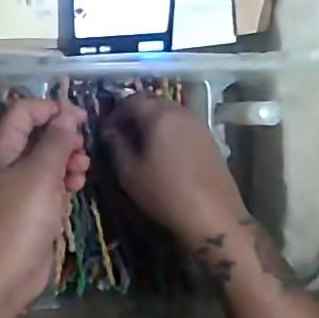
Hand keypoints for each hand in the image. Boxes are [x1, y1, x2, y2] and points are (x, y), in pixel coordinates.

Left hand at [0, 98, 88, 317]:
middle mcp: (8, 163)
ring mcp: (19, 186)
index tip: (79, 116)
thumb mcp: (41, 174)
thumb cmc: (20, 219)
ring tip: (83, 168)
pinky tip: (78, 186)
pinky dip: (65, 180)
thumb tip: (66, 115)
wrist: (4, 274)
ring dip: (68, 158)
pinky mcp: (32, 207)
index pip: (22, 111)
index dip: (50, 107)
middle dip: (63, 135)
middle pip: (37, 134)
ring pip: (47, 159)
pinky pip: (50, 184)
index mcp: (1, 149)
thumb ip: (55, 141)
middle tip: (84, 144)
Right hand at [102, 95, 245, 240]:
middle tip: (121, 134)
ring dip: (152, 120)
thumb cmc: (164, 193)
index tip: (105, 131)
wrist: (213, 216)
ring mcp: (199, 124)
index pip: (130, 101)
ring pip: (169, 111)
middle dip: (133, 113)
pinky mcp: (210, 138)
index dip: (114, 113)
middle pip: (152, 101)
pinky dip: (168, 129)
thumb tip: (110, 131)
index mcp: (159, 116)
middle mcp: (181, 112)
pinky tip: (163, 150)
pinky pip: (182, 123)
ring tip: (141, 143)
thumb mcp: (129, 172)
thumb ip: (115, 145)